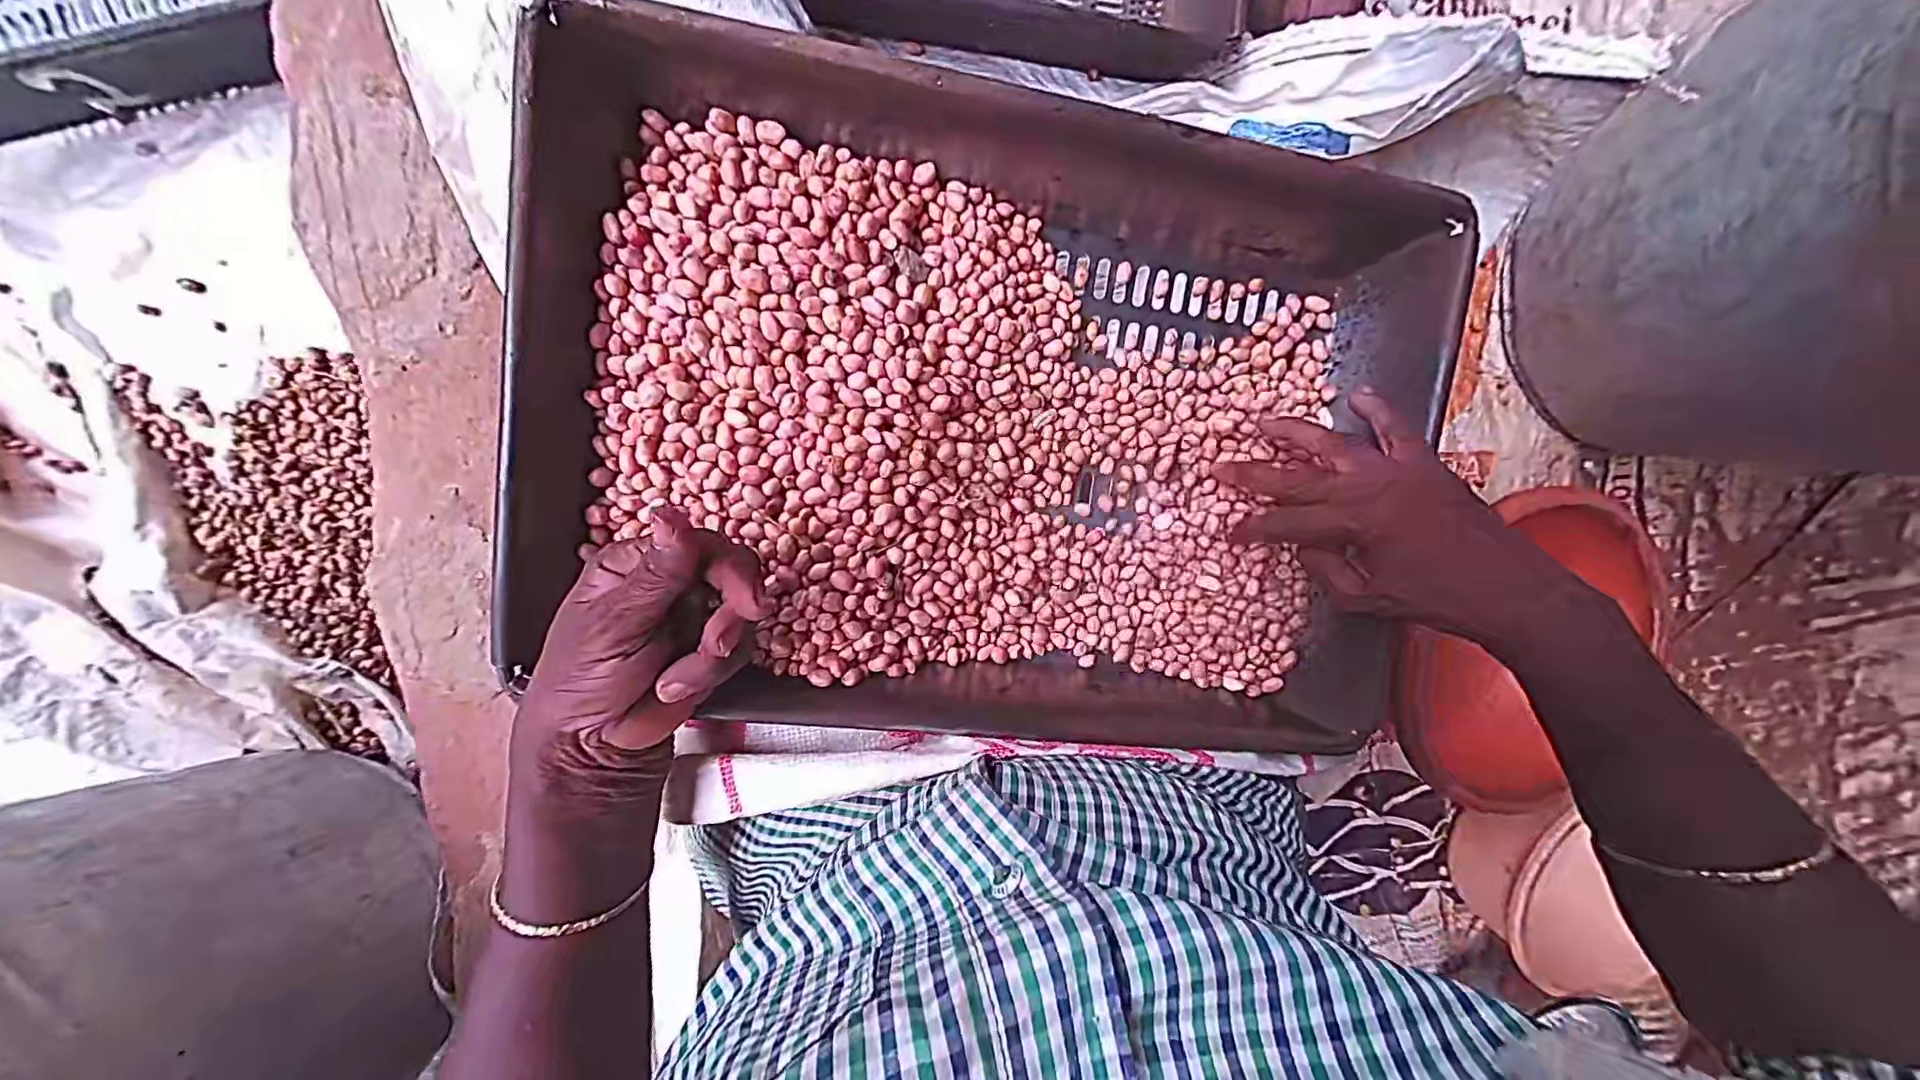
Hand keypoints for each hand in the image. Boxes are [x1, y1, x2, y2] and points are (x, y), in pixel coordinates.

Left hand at [512, 506, 771, 814]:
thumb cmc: (579, 683)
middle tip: (718, 643)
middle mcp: (671, 583)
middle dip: (731, 613)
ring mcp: (694, 616)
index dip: (731, 569)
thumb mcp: (613, 624)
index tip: (746, 600)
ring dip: (714, 653)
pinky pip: (739, 648)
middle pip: (732, 574)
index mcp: (638, 564)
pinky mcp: (710, 649)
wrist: (589, 749)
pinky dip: (713, 672)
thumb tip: (670, 518)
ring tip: (675, 679)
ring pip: (740, 615)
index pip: (702, 545)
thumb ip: (655, 574)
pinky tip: (677, 687)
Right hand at [1213, 389, 1587, 648]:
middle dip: (1253, 475)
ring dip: (1296, 432)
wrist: (1509, 588)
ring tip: (1266, 424)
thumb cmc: (1435, 599)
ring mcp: (1398, 470)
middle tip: (1221, 467)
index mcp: (1355, 524)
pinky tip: (1358, 396)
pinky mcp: (1425, 464)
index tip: (1229, 532)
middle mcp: (1371, 488)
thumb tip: (1302, 543)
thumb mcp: (1365, 597)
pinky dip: (1377, 411)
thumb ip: (1324, 568)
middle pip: (1297, 478)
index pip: (1288, 524)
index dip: (1254, 529)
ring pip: (1335, 443)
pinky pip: (1396, 429)